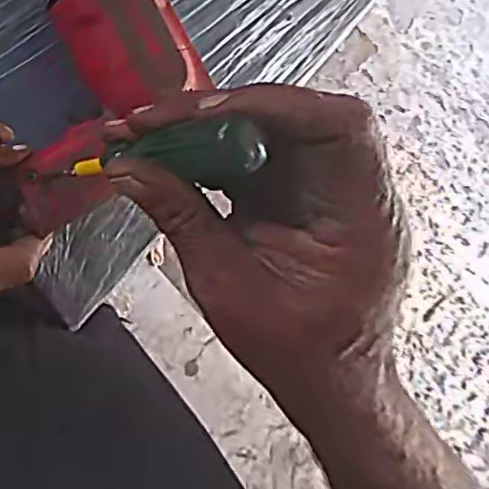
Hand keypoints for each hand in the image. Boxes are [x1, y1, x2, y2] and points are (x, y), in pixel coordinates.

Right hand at [105, 85, 404, 415]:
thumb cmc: (298, 351)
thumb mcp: (226, 284)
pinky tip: (169, 153)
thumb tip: (129, 167)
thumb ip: (178, 215)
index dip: (268, 102)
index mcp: (360, 213)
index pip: (333, 122)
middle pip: (289, 112)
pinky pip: (252, 147)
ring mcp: (323, 184)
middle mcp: (351, 187)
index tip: (200, 112)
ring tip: (148, 133)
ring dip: (204, 125)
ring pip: (265, 124)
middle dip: (216, 110)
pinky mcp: (296, 186)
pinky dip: (209, 146)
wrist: (330, 385)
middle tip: (151, 121)